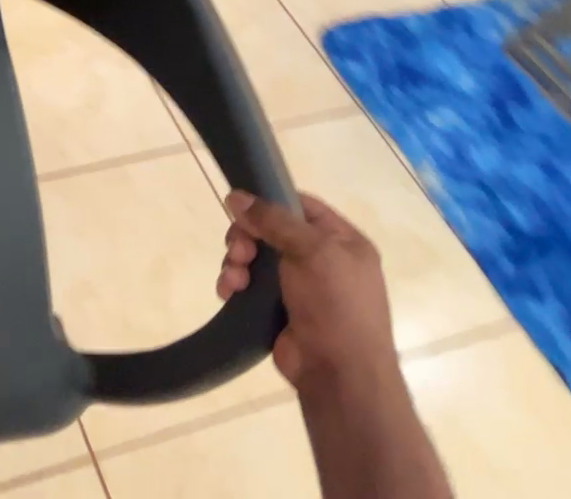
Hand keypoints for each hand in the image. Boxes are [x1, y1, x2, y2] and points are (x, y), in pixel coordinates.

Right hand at [216, 190, 395, 392]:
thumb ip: (273, 220)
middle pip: (269, 229)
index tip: (241, 207)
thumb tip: (236, 195)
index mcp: (342, 241)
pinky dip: (234, 283)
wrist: (340, 375)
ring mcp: (298, 285)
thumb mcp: (312, 252)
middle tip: (238, 252)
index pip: (300, 205)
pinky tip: (229, 293)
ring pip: (254, 256)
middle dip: (246, 238)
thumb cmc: (336, 306)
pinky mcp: (277, 307)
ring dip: (236, 262)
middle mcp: (321, 259)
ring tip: (234, 280)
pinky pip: (247, 283)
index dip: (269, 202)